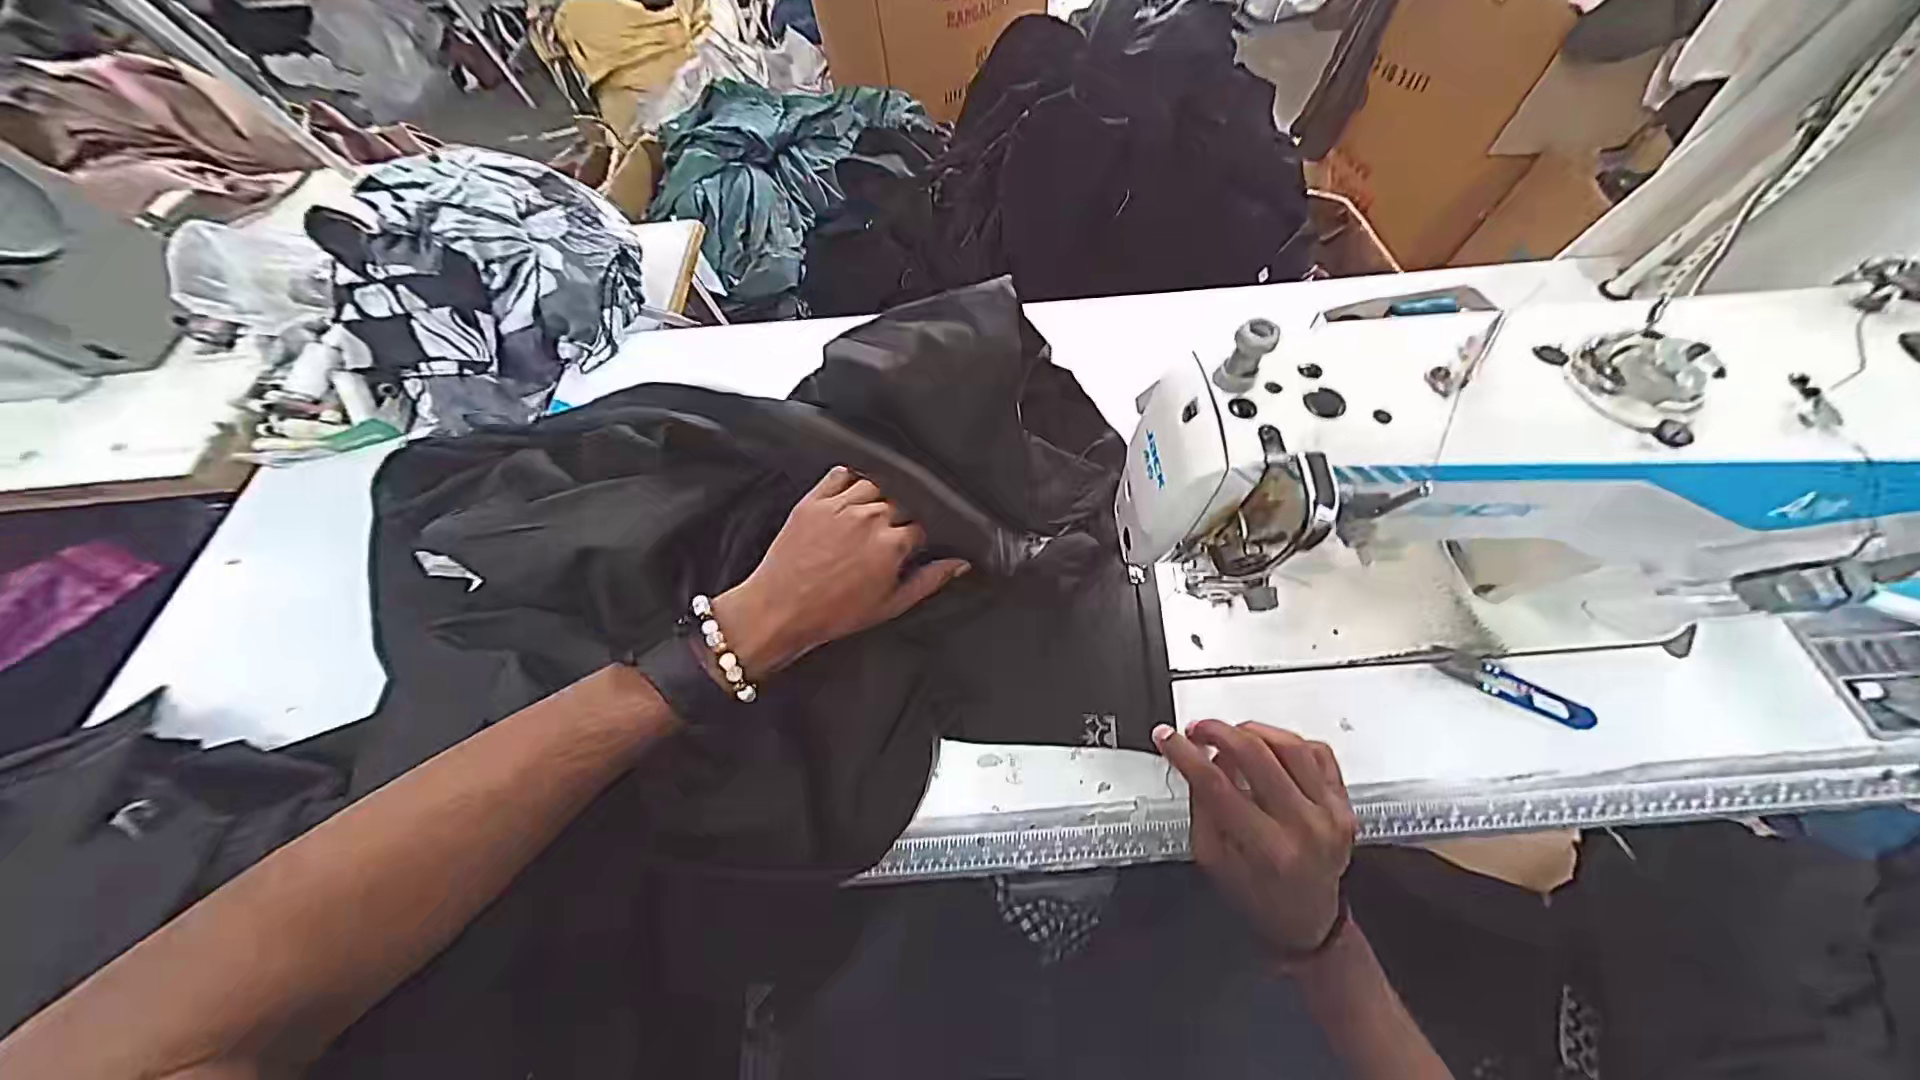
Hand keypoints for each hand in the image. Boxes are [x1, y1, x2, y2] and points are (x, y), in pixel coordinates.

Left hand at [711, 466, 970, 676]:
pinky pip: (840, 474)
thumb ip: (929, 580)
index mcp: (891, 544)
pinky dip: (852, 478)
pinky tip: (853, 492)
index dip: (921, 535)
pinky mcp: (813, 501)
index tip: (913, 544)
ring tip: (873, 515)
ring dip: (880, 495)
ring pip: (875, 483)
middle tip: (891, 533)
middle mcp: (869, 518)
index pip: (923, 525)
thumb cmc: (832, 613)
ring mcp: (839, 506)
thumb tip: (959, 564)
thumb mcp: (890, 605)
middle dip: (903, 516)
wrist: (780, 611)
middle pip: (902, 501)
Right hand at [1154, 720, 1357, 958]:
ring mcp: (1329, 815)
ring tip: (1232, 736)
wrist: (1308, 920)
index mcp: (1267, 850)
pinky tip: (1271, 750)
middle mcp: (1303, 829)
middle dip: (1216, 731)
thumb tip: (1195, 758)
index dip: (1184, 753)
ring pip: (1288, 744)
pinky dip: (1289, 742)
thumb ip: (1203, 805)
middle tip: (1198, 730)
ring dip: (1251, 731)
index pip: (1216, 784)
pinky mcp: (1344, 805)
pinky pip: (1318, 752)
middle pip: (1255, 754)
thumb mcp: (1212, 858)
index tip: (1167, 737)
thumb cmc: (1259, 896)